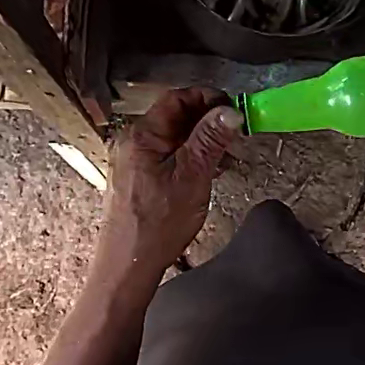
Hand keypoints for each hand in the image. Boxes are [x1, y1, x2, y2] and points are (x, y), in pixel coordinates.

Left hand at [98, 87, 242, 283]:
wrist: (128, 266)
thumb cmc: (158, 223)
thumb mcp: (192, 177)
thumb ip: (210, 140)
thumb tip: (230, 110)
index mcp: (141, 135)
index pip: (177, 98)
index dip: (207, 98)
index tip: (233, 110)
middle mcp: (133, 141)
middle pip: (175, 116)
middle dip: (208, 121)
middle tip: (236, 135)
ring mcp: (134, 160)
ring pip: (174, 137)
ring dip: (202, 140)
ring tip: (228, 156)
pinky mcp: (138, 177)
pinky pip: (168, 154)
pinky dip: (190, 156)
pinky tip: (209, 171)